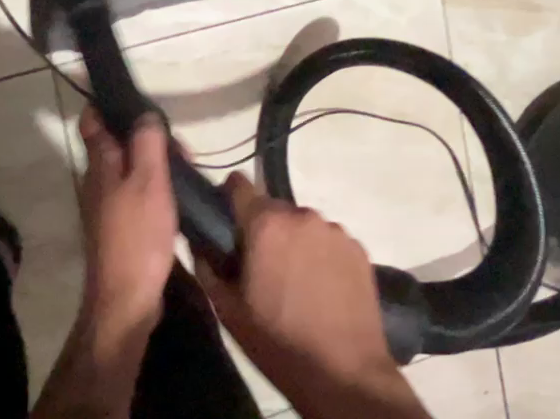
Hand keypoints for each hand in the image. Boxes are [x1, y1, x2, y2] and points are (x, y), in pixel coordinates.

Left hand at [75, 107, 176, 329]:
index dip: (107, 104)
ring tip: (186, 171)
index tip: (135, 99)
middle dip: (145, 138)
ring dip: (154, 165)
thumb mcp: (149, 181)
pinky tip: (176, 199)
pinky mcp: (117, 228)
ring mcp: (105, 205)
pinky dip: (154, 188)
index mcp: (99, 163)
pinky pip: (134, 194)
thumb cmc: (137, 235)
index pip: (91, 120)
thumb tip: (144, 113)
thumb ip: (146, 142)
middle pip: (115, 144)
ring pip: (128, 170)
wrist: (126, 299)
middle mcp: (96, 180)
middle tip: (180, 147)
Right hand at [195, 173, 427, 418]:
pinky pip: (329, 240)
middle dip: (263, 228)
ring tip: (295, 281)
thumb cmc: (278, 341)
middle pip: (272, 207)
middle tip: (260, 265)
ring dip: (294, 241)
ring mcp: (334, 230)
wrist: (344, 375)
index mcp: (265, 223)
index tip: (227, 224)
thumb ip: (207, 266)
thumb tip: (200, 243)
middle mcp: (302, 215)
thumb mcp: (228, 309)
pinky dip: (322, 255)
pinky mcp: (358, 248)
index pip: (238, 184)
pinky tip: (322, 288)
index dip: (229, 199)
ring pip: (303, 224)